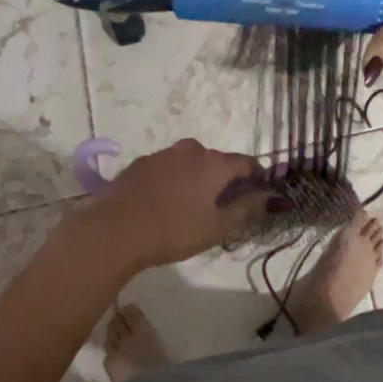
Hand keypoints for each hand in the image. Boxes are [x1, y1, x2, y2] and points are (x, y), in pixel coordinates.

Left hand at [69, 140, 265, 271]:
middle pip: (216, 161)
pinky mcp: (140, 163)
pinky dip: (172, 181)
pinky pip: (166, 169)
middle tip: (219, 207)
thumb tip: (268, 196)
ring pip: (189, 163)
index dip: (255, 177)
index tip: (256, 194)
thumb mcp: (216, 227)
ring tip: (188, 207)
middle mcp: (191, 150)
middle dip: (222, 179)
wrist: (115, 230)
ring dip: (195, 179)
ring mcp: (163, 154)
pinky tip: (162, 204)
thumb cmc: (173, 231)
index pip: (246, 162)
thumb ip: (245, 209)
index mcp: (214, 163)